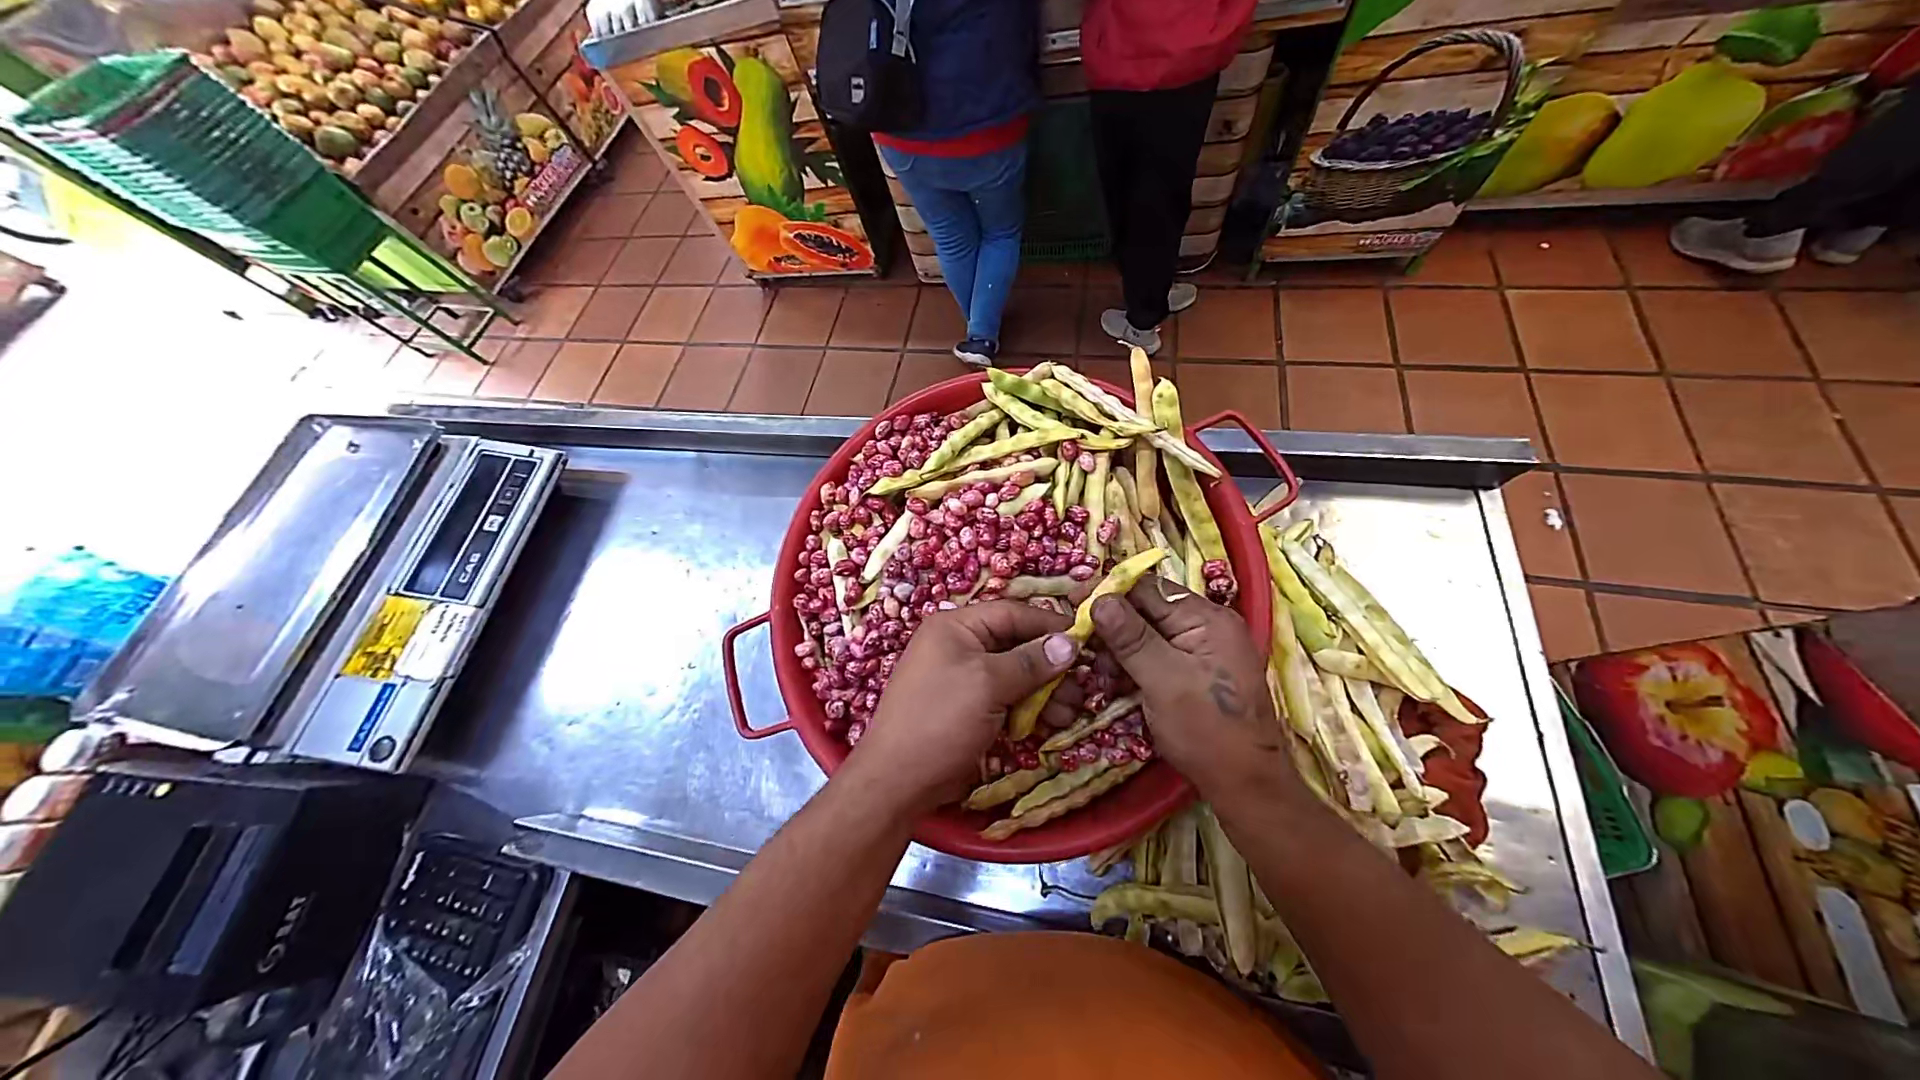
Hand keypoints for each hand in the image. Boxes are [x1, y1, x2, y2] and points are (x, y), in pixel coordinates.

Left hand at [849, 601, 1076, 813]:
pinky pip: (1007, 699)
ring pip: (1016, 675)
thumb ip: (1031, 661)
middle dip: (1051, 664)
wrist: (897, 780)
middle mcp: (959, 646)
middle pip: (1016, 644)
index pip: (1011, 613)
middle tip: (1083, 684)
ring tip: (1072, 710)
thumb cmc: (940, 719)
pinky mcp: (969, 710)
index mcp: (955, 627)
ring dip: (1045, 691)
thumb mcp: (988, 683)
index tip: (1086, 639)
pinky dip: (1029, 708)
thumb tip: (1070, 642)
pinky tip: (1053, 723)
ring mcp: (963, 679)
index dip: (1049, 625)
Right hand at [1090, 577, 1291, 801]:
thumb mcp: (1163, 680)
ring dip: (1118, 650)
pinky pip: (1157, 657)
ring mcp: (1203, 651)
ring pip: (1148, 635)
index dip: (1108, 593)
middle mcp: (1207, 626)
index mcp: (1206, 618)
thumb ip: (1131, 638)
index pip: (1148, 589)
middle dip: (1111, 626)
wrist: (1246, 786)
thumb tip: (1099, 600)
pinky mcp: (1195, 674)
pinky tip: (1114, 683)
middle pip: (1147, 610)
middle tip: (1079, 645)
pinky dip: (1133, 666)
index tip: (1072, 603)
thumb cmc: (1206, 731)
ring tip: (1097, 672)